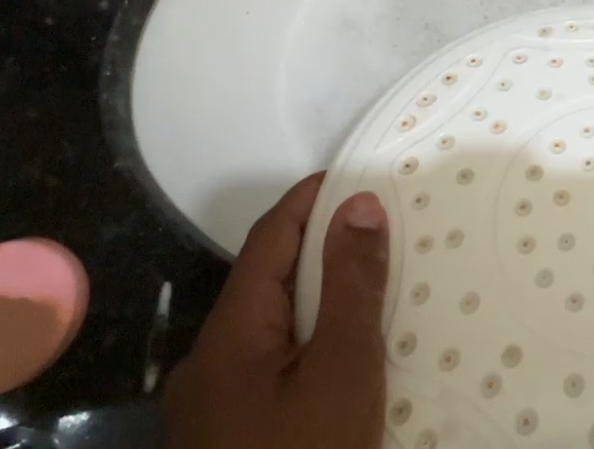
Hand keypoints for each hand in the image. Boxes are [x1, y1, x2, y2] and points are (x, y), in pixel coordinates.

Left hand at [163, 174, 389, 448]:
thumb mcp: (343, 369)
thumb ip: (353, 285)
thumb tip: (358, 203)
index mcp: (228, 335)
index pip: (269, 239)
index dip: (311, 198)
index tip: (359, 171)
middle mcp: (210, 360)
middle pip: (268, 277)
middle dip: (323, 243)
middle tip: (383, 223)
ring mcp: (214, 401)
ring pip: (273, 319)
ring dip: (322, 289)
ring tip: (377, 275)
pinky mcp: (231, 431)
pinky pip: (274, 357)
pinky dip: (314, 331)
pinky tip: (350, 343)